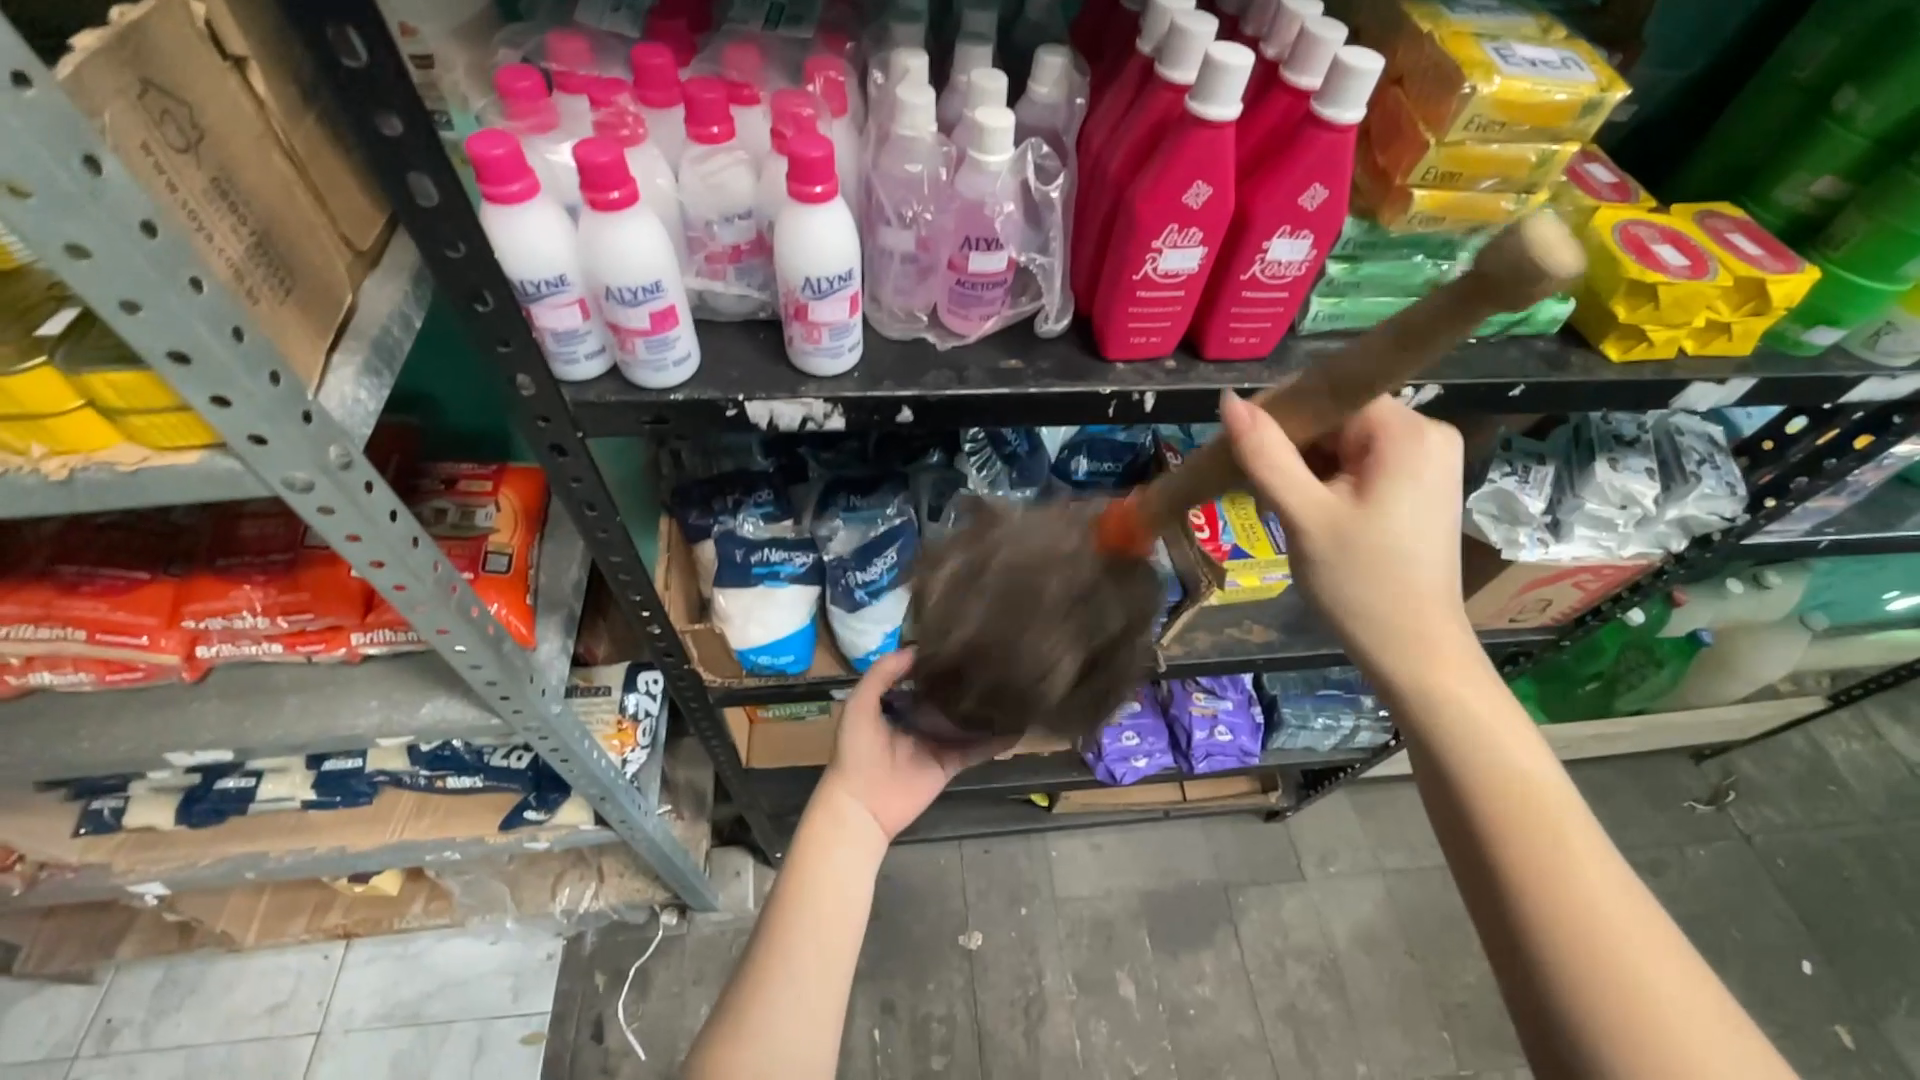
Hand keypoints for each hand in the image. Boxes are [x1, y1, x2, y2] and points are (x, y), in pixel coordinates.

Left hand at [817, 649, 1003, 840]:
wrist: (862, 803)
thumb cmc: (856, 750)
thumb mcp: (859, 704)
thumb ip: (881, 674)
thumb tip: (914, 649)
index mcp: (897, 705)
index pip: (921, 678)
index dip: (936, 662)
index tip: (959, 640)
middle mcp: (921, 721)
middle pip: (948, 698)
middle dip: (964, 682)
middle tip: (994, 657)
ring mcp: (938, 742)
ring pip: (966, 722)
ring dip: (985, 709)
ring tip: (1013, 684)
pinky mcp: (951, 763)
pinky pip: (977, 750)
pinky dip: (996, 742)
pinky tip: (1018, 726)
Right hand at [1218, 390, 1475, 674]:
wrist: (1412, 649)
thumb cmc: (1359, 583)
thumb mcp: (1303, 516)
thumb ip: (1265, 455)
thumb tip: (1229, 400)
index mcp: (1408, 431)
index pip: (1331, 393)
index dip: (1282, 415)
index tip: (1243, 448)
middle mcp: (1429, 433)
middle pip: (1340, 418)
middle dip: (1294, 447)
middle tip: (1259, 489)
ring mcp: (1430, 462)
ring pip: (1348, 443)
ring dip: (1308, 468)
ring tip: (1282, 507)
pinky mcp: (1424, 488)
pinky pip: (1365, 465)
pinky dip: (1331, 482)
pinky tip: (1311, 513)